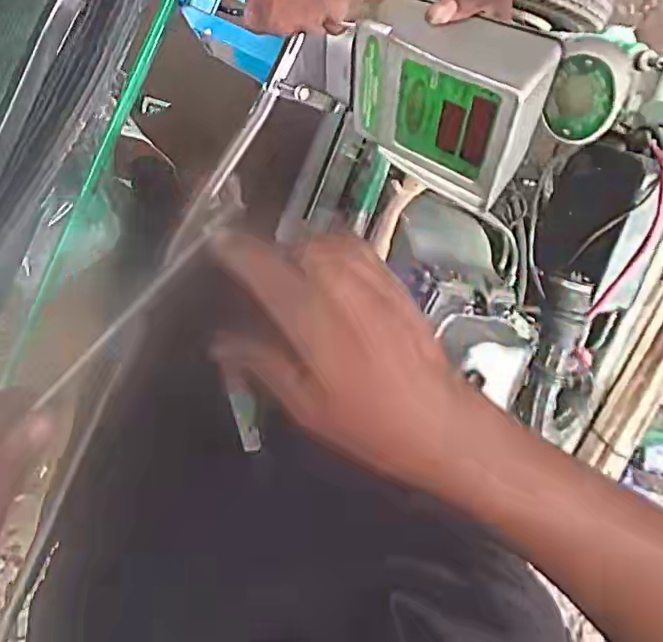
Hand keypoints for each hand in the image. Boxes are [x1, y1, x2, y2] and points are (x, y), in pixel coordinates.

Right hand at [210, 232, 493, 491]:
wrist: (442, 421)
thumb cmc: (374, 423)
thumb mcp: (308, 407)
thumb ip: (263, 365)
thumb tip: (224, 346)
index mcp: (314, 323)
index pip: (265, 271)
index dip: (238, 252)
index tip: (220, 244)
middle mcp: (341, 291)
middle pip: (292, 248)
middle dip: (268, 253)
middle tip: (257, 274)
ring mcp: (369, 280)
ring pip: (321, 240)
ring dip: (298, 247)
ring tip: (290, 269)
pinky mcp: (390, 279)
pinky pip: (352, 244)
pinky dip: (329, 245)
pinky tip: (326, 263)